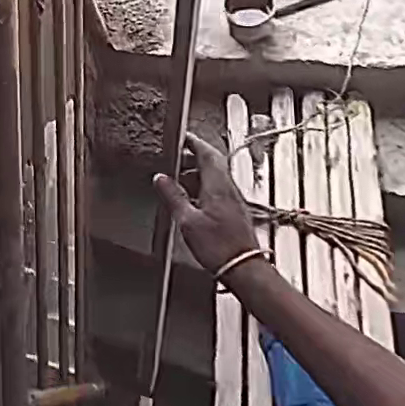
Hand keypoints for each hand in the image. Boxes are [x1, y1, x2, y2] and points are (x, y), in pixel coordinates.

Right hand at [151, 133, 259, 272]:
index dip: (194, 142)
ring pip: (214, 177)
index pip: (207, 154)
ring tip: (176, 178)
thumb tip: (160, 179)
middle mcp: (228, 190)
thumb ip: (172, 196)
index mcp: (218, 186)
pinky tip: (190, 199)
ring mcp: (233, 201)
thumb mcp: (186, 220)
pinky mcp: (233, 212)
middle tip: (175, 156)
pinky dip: (201, 187)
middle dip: (193, 157)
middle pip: (212, 164)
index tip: (182, 136)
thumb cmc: (219, 247)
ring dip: (196, 173)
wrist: (243, 269)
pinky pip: (216, 191)